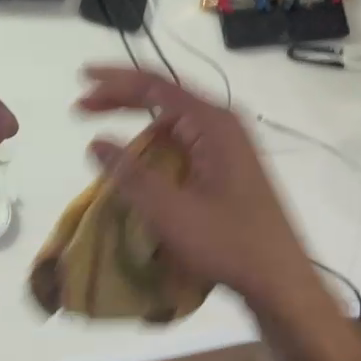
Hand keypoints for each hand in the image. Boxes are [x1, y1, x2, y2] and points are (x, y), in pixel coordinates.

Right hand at [76, 66, 320, 312]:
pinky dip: (155, 149)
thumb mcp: (170, 210)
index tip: (82, 79)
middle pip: (164, 98)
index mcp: (213, 124)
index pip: (156, 85)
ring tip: (105, 143)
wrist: (279, 280)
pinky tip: (137, 166)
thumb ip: (130, 173)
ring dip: (138, 128)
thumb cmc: (227, 243)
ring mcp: (228, 148)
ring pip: (173, 125)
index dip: (115, 80)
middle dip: (122, 100)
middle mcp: (223, 126)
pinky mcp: (228, 169)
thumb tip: (96, 142)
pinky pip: (183, 145)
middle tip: (82, 108)